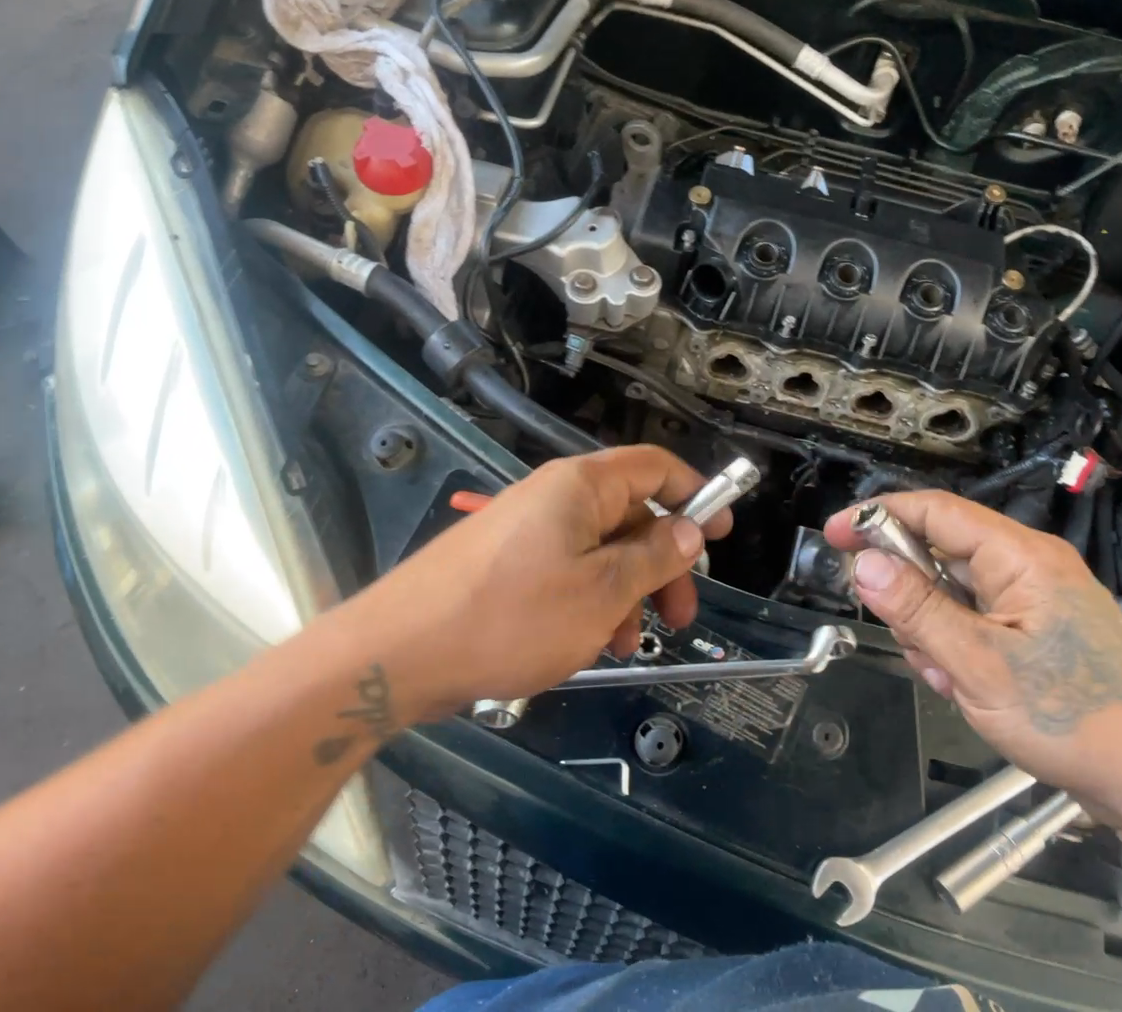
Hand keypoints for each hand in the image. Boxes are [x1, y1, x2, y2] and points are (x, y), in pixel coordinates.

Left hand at [340, 446, 729, 721]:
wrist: (401, 653)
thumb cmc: (510, 618)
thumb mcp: (601, 593)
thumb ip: (653, 558)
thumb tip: (688, 530)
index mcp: (580, 487)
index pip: (654, 467)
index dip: (696, 493)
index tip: (721, 533)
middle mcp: (553, 500)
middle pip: (630, 517)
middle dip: (662, 566)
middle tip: (680, 617)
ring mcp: (526, 533)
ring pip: (599, 554)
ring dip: (625, 596)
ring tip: (624, 644)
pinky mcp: (505, 568)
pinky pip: (565, 575)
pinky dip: (588, 605)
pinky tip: (587, 645)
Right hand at [823, 492, 1121, 814]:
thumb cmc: (1076, 718)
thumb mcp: (978, 665)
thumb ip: (918, 610)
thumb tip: (865, 565)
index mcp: (1021, 558)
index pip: (935, 512)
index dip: (878, 516)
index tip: (835, 535)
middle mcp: (1029, 569)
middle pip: (940, 557)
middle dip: (913, 600)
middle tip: (919, 646)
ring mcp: (1036, 603)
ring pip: (953, 598)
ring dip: (936, 636)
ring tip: (956, 680)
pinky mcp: (1040, 635)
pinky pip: (976, 626)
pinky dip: (959, 652)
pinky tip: (973, 690)